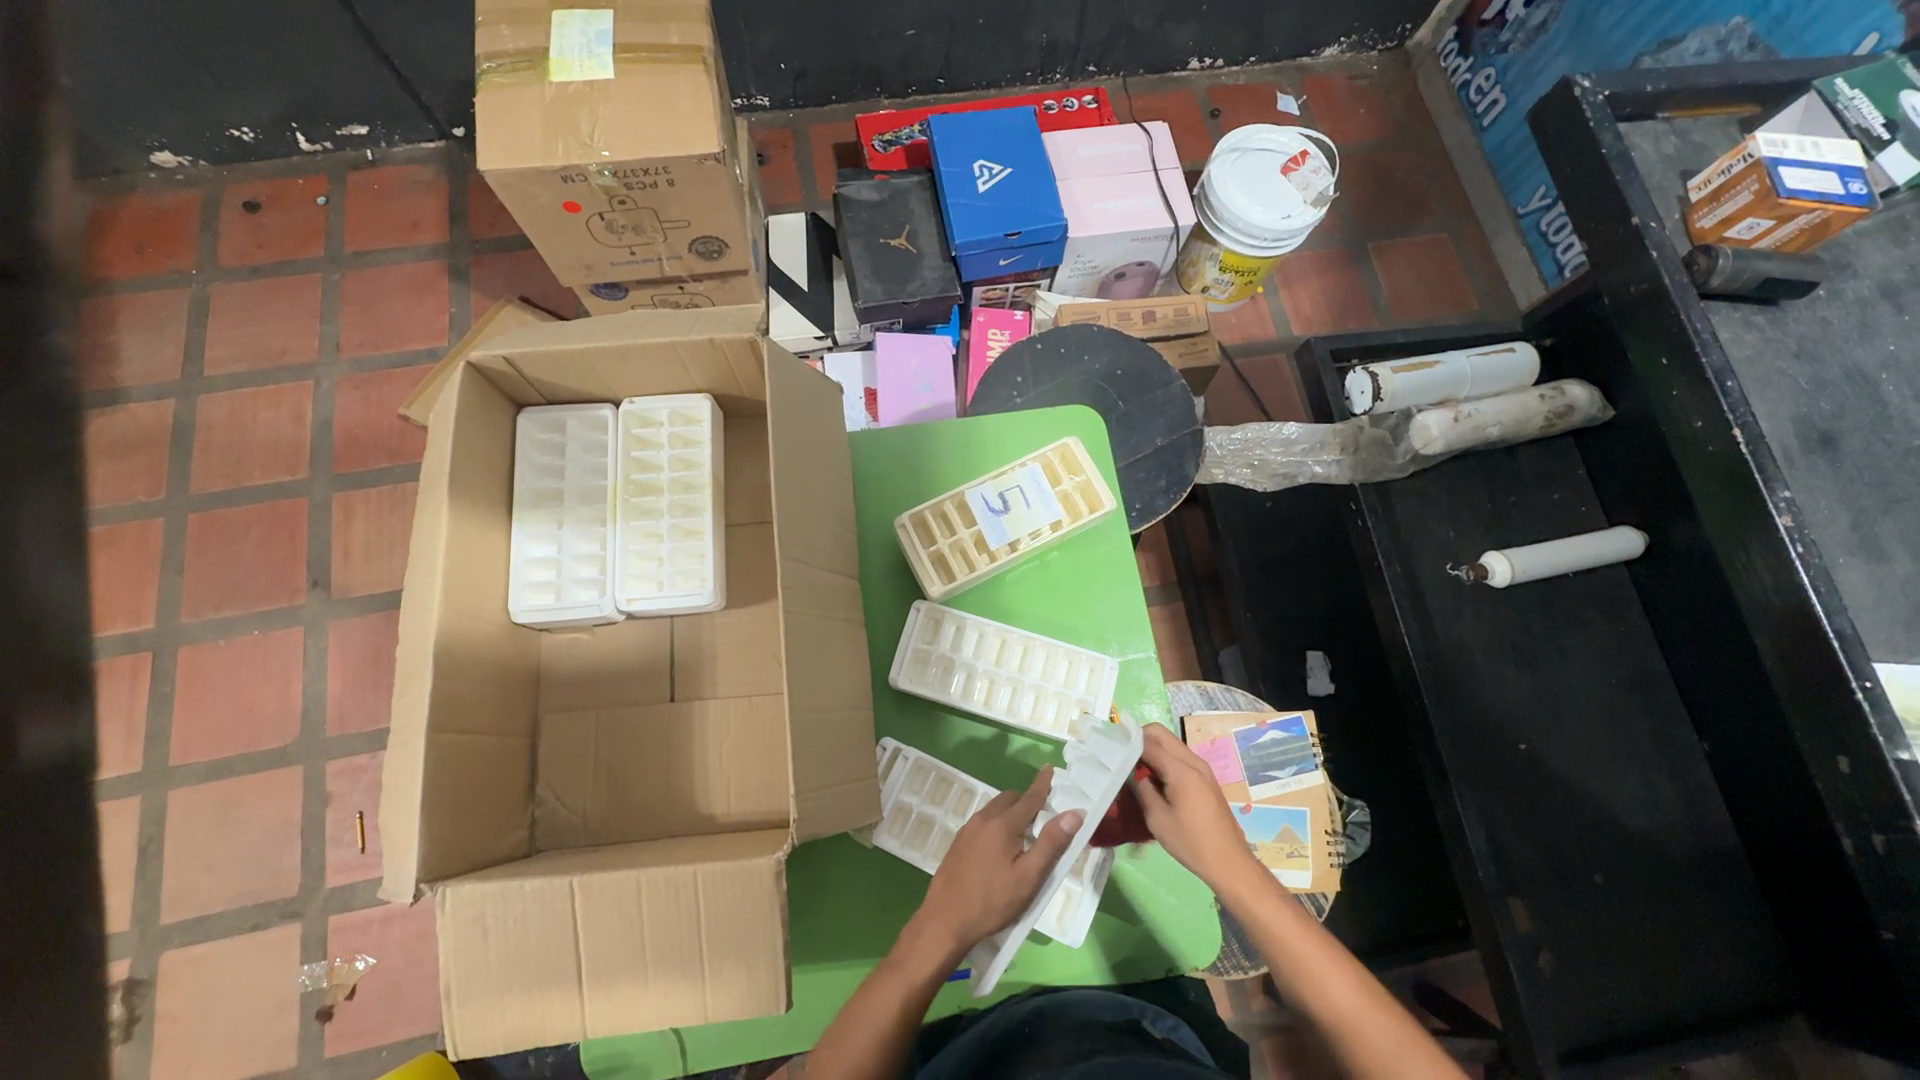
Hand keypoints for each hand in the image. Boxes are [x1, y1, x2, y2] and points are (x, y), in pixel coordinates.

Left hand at [909, 766, 1084, 959]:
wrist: (945, 921)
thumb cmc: (992, 901)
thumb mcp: (1029, 877)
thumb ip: (1052, 843)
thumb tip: (1074, 813)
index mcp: (1002, 825)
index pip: (1029, 798)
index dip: (1042, 784)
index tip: (1050, 768)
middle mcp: (983, 820)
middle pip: (1010, 799)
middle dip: (1028, 802)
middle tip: (1044, 819)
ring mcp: (967, 831)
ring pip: (994, 809)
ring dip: (1011, 813)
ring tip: (1024, 836)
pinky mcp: (958, 843)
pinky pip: (982, 822)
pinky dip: (997, 823)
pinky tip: (1000, 848)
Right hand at [1134, 724, 1262, 892]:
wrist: (1229, 862)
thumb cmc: (1191, 843)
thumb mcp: (1157, 819)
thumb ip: (1141, 789)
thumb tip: (1129, 771)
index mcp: (1181, 770)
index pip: (1148, 742)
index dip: (1127, 742)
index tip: (1110, 750)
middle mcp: (1194, 762)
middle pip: (1161, 734)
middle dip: (1139, 739)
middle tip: (1122, 758)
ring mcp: (1202, 769)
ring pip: (1171, 744)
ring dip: (1152, 750)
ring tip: (1135, 770)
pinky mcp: (1205, 778)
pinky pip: (1180, 757)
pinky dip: (1164, 760)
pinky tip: (1153, 780)